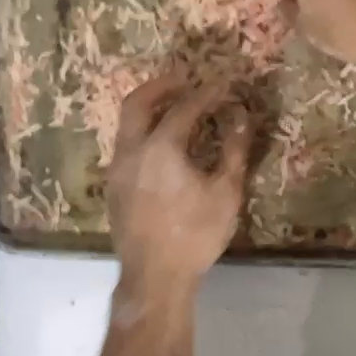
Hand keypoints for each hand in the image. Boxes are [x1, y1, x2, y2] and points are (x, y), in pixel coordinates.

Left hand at [94, 71, 250, 355]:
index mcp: (160, 147)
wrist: (154, 277)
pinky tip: (162, 147)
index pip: (184, 107)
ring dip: (150, 110)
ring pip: (127, 126)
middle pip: (138, 103)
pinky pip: (126, 147)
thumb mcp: (225, 192)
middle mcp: (131, 151)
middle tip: (183, 79)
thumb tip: (241, 118)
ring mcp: (117, 170)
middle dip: (161, 86)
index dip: (206, 93)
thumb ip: (234, 150)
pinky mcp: (113, 188)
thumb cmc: (195, 235)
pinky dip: (143, 134)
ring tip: (173, 109)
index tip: (223, 85)